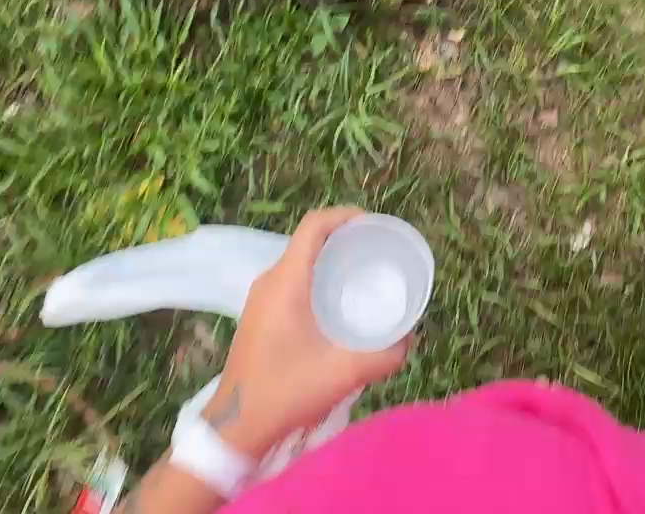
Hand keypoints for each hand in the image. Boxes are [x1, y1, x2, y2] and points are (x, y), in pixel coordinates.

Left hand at [202, 207, 410, 456]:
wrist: (235, 429)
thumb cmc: (285, 391)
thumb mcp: (342, 373)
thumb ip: (383, 356)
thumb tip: (410, 339)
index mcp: (286, 280)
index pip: (313, 225)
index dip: (344, 215)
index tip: (373, 226)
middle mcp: (270, 280)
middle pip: (309, 240)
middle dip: (344, 238)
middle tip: (377, 251)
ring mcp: (261, 298)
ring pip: (301, 261)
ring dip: (330, 259)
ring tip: (364, 274)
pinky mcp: (260, 315)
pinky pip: (293, 279)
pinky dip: (318, 277)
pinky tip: (339, 302)